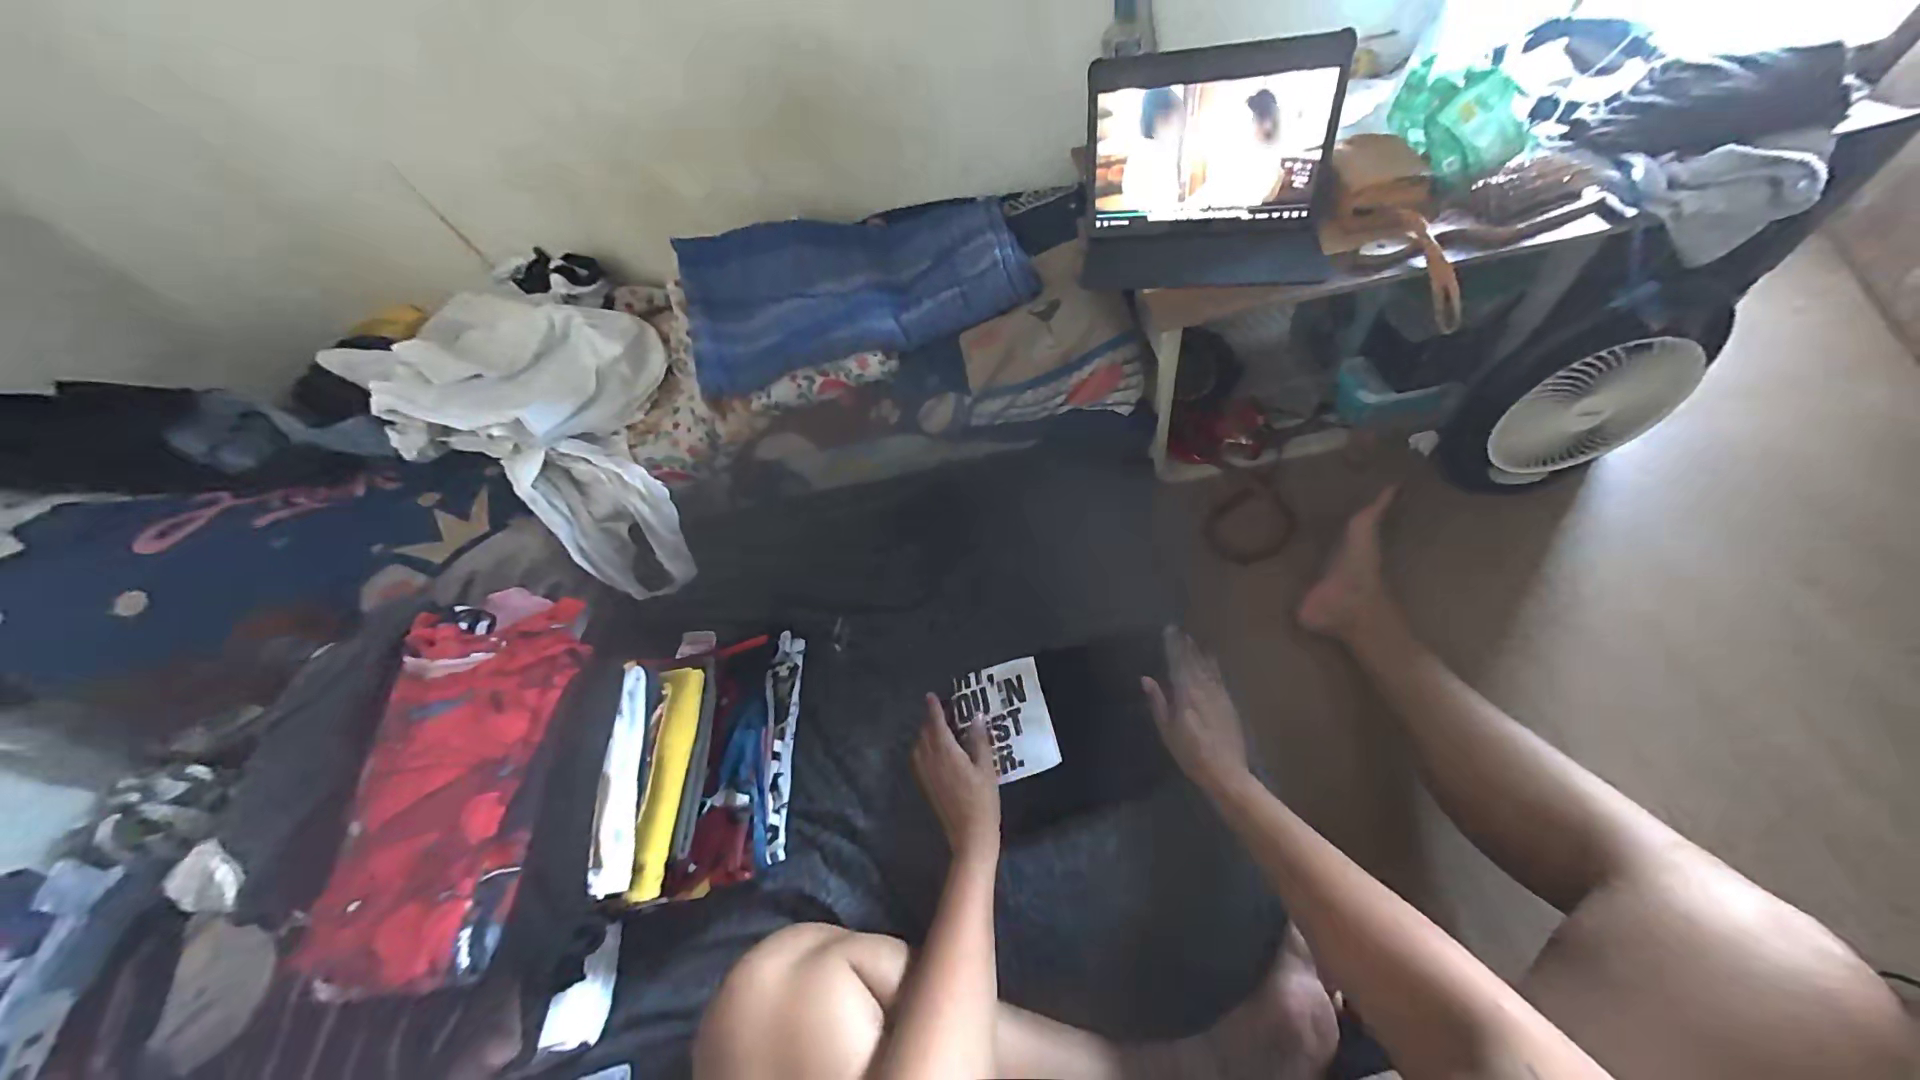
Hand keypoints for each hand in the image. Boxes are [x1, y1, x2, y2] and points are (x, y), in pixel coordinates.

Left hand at [912, 693, 1000, 859]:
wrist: (969, 836)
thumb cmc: (983, 801)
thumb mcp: (987, 768)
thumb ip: (979, 740)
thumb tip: (976, 717)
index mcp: (945, 752)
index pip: (935, 723)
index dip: (934, 708)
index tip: (931, 695)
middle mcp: (929, 759)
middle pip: (925, 732)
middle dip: (932, 719)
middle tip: (945, 710)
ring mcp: (924, 774)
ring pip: (920, 744)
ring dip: (927, 733)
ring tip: (942, 728)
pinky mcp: (924, 785)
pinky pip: (919, 757)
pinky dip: (924, 746)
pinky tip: (937, 750)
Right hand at [1143, 626, 1251, 794]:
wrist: (1226, 772)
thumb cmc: (1190, 754)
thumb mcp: (1167, 731)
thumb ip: (1158, 702)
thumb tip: (1146, 679)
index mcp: (1186, 695)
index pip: (1177, 663)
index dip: (1172, 646)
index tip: (1168, 631)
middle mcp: (1204, 690)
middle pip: (1193, 662)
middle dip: (1185, 646)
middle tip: (1178, 631)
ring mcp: (1219, 695)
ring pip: (1207, 668)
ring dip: (1199, 653)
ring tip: (1192, 640)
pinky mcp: (1229, 703)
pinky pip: (1219, 678)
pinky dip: (1213, 666)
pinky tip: (1211, 660)